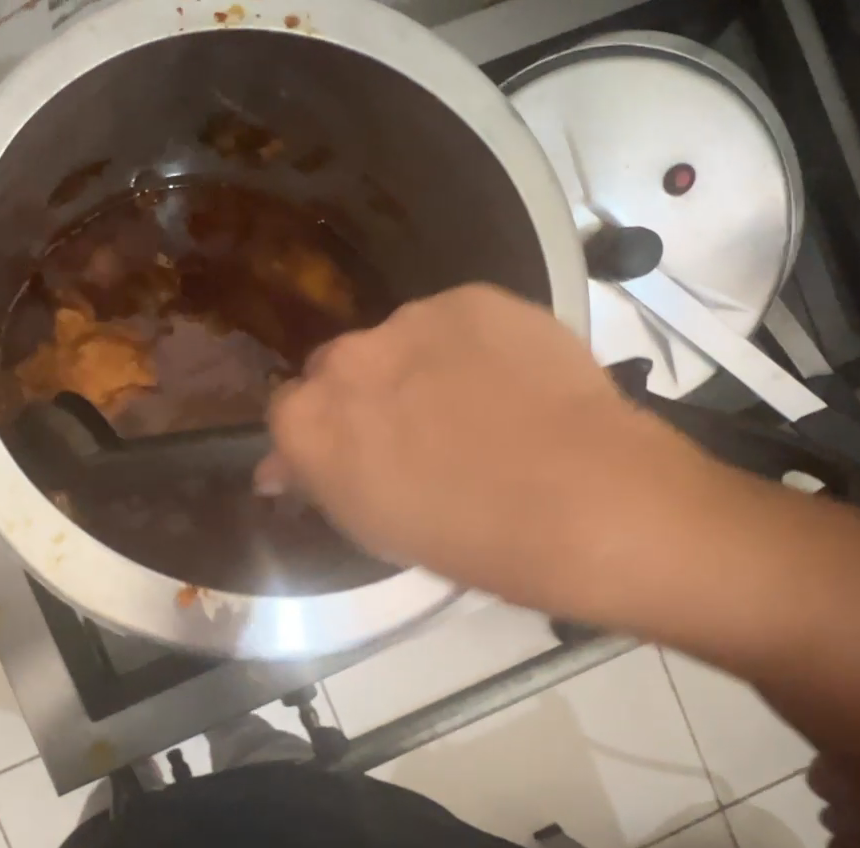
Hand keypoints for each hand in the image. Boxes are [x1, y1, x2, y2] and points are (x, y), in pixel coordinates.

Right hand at [257, 284, 722, 615]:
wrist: (578, 498)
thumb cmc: (466, 538)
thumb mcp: (373, 528)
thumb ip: (320, 482)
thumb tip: (280, 468)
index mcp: (307, 424)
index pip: (286, 413)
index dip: (318, 436)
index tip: (348, 457)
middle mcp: (343, 361)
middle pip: (335, 369)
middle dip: (361, 397)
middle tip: (410, 433)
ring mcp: (409, 321)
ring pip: (396, 342)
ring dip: (414, 369)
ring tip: (472, 407)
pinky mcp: (472, 298)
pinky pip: (452, 322)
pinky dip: (467, 348)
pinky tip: (506, 383)